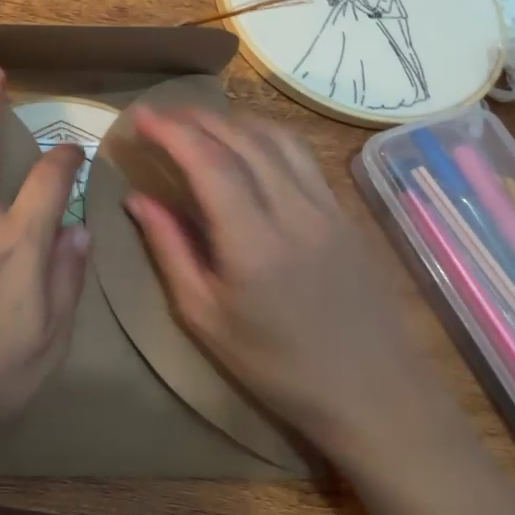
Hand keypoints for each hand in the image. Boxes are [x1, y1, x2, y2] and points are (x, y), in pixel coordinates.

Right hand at [123, 106, 432, 453]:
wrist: (377, 398)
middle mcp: (295, 213)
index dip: (171, 131)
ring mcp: (328, 210)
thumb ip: (169, 250)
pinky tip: (244, 145)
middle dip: (194, 118)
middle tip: (157, 116)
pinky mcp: (347, 216)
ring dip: (231, 121)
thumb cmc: (277, 367)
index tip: (138, 116)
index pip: (208, 162)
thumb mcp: (203, 317)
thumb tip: (138, 199)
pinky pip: (302, 157)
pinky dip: (264, 136)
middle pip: (242, 139)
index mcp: (253, 243)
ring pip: (278, 138)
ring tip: (196, 123)